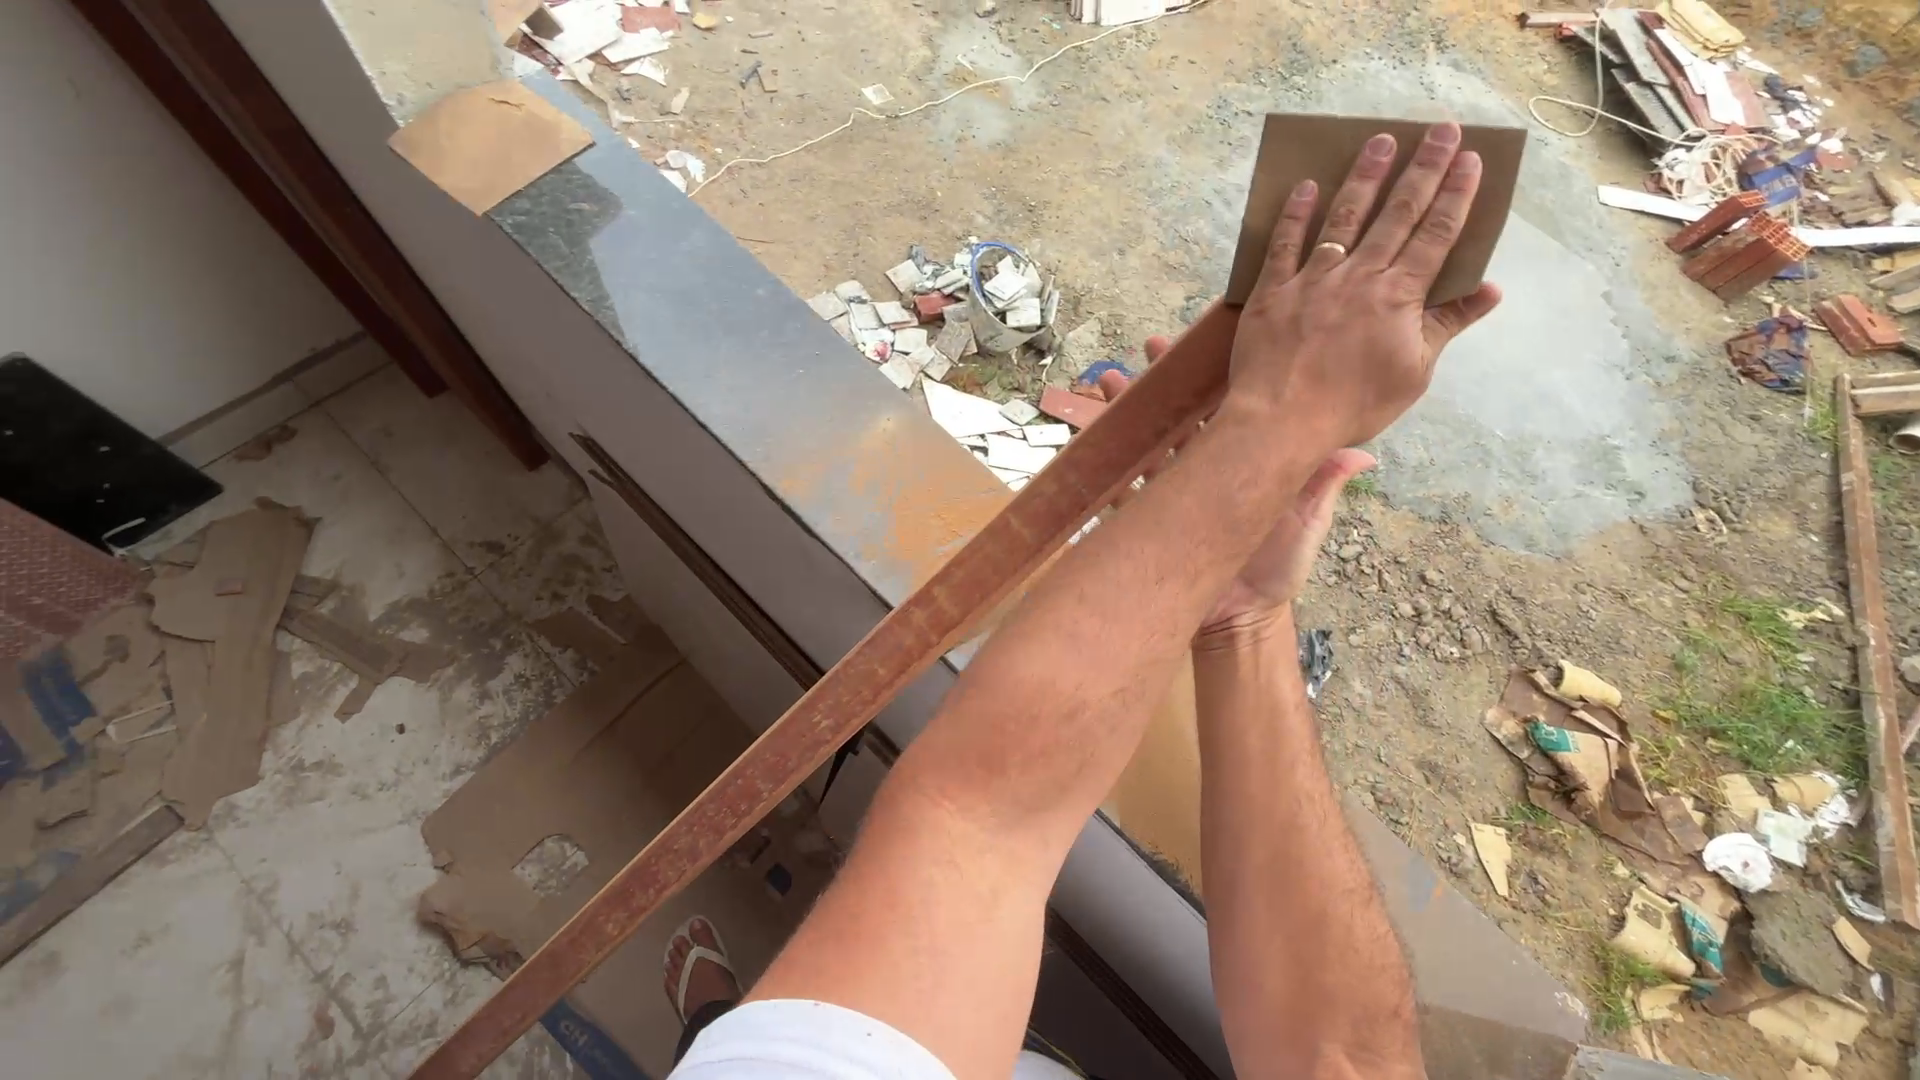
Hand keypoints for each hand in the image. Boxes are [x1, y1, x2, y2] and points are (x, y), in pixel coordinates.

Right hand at [1097, 344, 1373, 629]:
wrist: (1241, 617)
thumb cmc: (1277, 568)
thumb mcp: (1305, 521)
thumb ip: (1321, 485)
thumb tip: (1364, 454)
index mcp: (1242, 461)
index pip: (1228, 406)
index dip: (1217, 375)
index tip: (1211, 343)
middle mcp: (1205, 468)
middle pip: (1182, 414)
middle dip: (1165, 380)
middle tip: (1150, 345)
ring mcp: (1173, 491)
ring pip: (1148, 440)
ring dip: (1129, 408)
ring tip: (1108, 379)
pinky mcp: (1147, 518)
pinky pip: (1121, 483)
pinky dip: (1107, 459)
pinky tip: (1092, 433)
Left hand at [1227, 123, 1501, 452]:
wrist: (1281, 420)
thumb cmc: (1352, 405)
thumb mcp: (1413, 373)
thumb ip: (1446, 326)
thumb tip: (1491, 290)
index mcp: (1398, 296)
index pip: (1436, 234)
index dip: (1456, 194)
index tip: (1470, 158)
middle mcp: (1358, 277)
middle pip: (1397, 214)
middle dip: (1423, 168)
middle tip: (1440, 128)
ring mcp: (1311, 282)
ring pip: (1343, 219)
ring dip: (1364, 178)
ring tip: (1380, 141)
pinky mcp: (1270, 294)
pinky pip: (1283, 246)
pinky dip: (1295, 216)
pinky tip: (1305, 187)